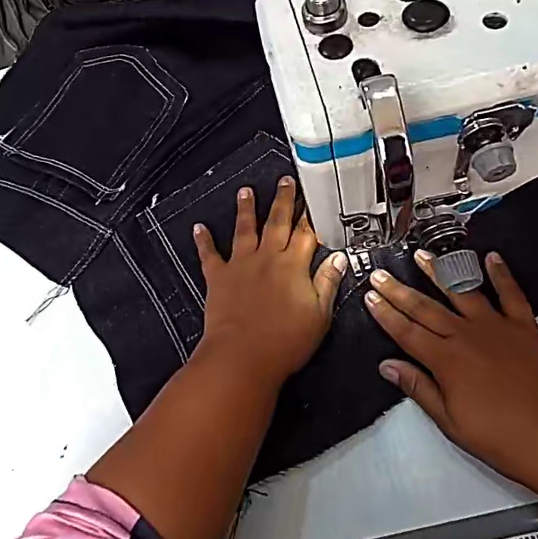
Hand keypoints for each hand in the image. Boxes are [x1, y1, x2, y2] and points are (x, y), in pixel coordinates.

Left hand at [193, 178, 346, 388]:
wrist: (243, 357)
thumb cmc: (284, 341)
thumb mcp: (319, 315)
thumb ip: (328, 282)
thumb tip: (338, 259)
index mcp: (293, 266)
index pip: (306, 232)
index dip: (311, 214)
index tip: (314, 198)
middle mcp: (267, 258)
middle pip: (277, 222)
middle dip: (283, 200)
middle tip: (285, 181)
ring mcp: (241, 265)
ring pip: (244, 229)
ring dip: (246, 209)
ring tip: (246, 191)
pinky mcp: (218, 278)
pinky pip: (209, 254)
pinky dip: (203, 241)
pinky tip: (199, 228)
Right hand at [365, 251, 537, 498]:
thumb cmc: (512, 440)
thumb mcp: (453, 423)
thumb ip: (420, 389)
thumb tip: (392, 369)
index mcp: (448, 362)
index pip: (406, 331)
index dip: (385, 313)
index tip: (371, 298)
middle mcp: (470, 337)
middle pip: (425, 307)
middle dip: (399, 289)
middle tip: (382, 274)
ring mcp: (498, 329)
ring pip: (461, 291)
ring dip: (438, 272)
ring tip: (422, 256)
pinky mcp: (525, 329)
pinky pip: (510, 293)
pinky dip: (500, 274)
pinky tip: (491, 259)